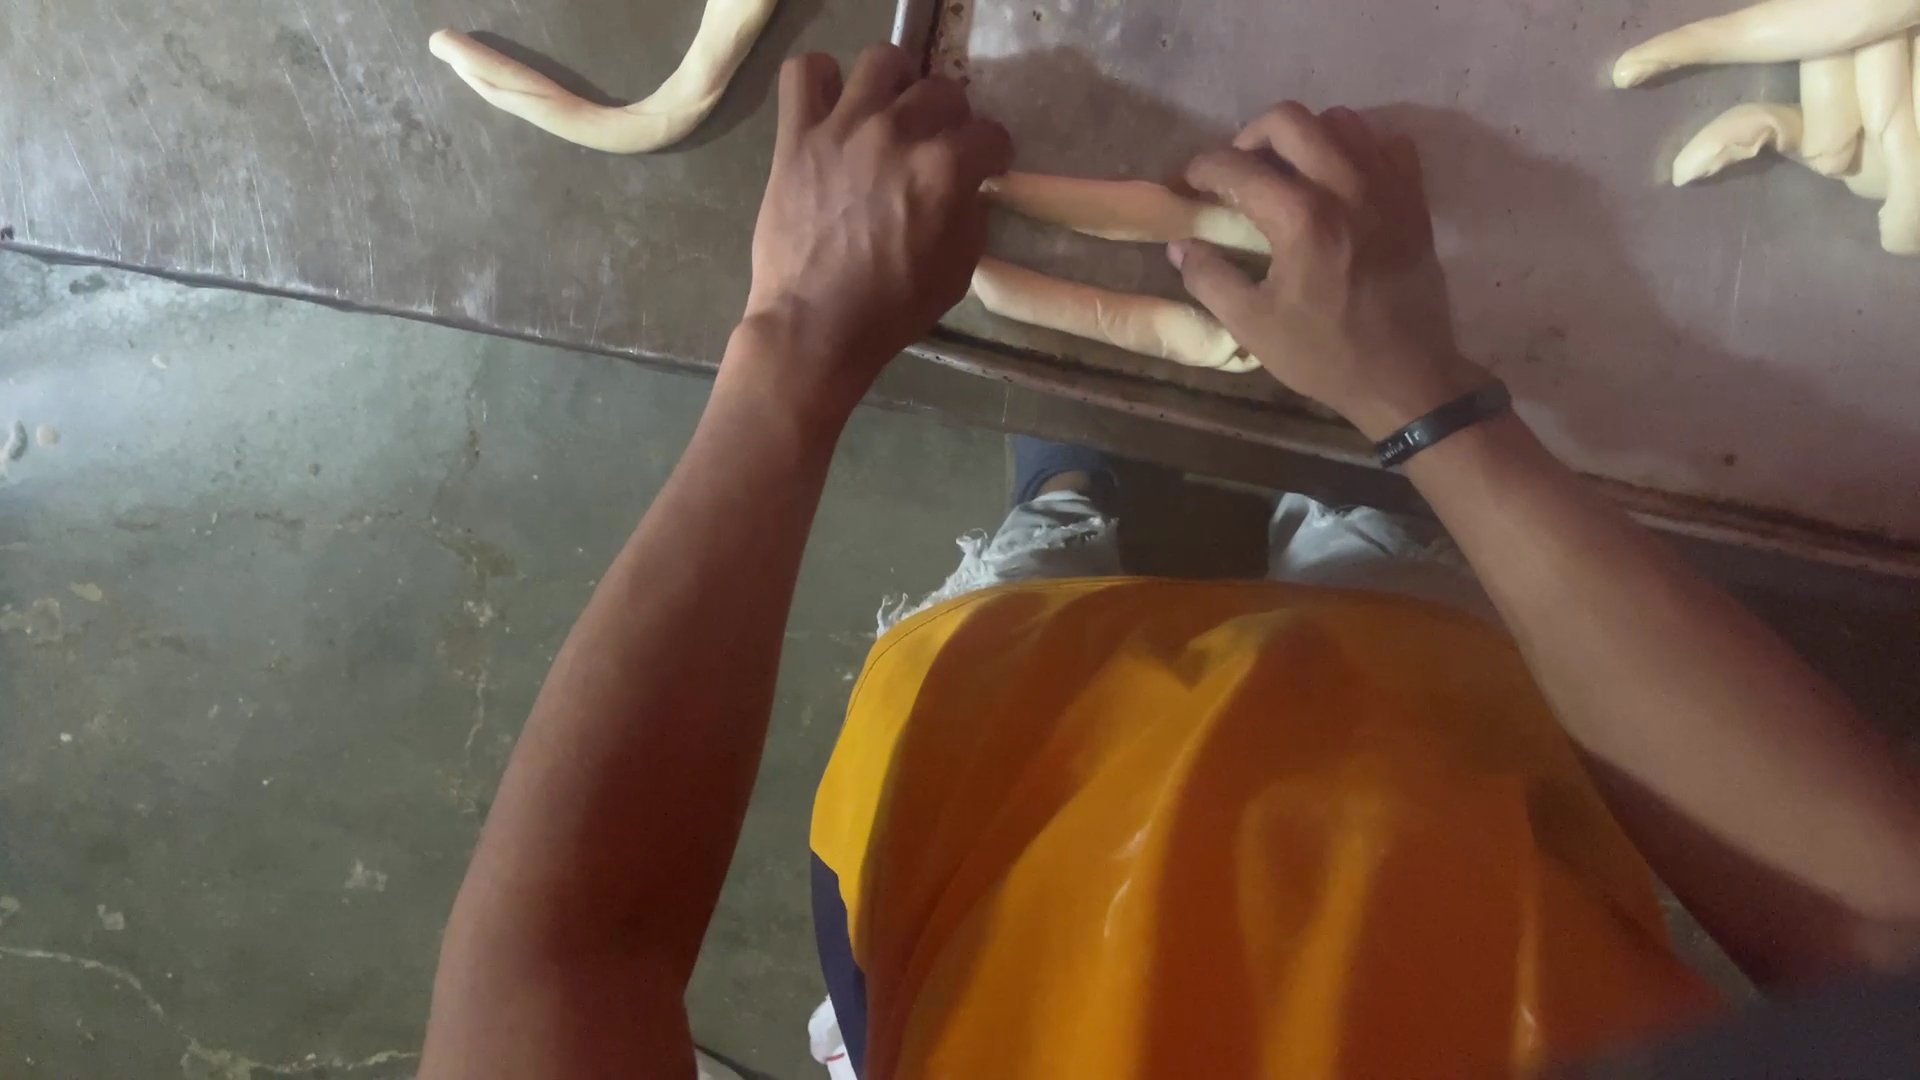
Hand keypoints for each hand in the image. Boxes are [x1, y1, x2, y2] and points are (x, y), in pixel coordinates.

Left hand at [735, 46, 1012, 418]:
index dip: (995, 154)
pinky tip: (832, 108)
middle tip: (942, 145)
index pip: (989, 135)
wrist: (816, 326)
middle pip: (942, 91)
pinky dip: (822, 81)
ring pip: (882, 62)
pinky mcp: (797, 136)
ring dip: (898, 83)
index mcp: (943, 170)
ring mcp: (842, 128)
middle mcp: (896, 133)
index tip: (989, 166)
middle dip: (954, 119)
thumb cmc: (892, 311)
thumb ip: (972, 221)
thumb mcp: (956, 275)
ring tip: (893, 112)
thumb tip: (969, 192)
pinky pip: (806, 73)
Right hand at [1169, 103, 1490, 440]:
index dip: (1202, 169)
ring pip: (1340, 120)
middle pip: (1290, 120)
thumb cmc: (1321, 354)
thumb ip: (1209, 279)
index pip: (1239, 168)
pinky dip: (1353, 148)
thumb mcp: (1251, 326)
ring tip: (1282, 174)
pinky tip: (1335, 181)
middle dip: (1248, 137)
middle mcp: (1346, 186)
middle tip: (1234, 173)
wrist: (1402, 373)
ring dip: (1301, 138)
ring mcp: (1387, 186)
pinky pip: (1383, 142)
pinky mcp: (1413, 196)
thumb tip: (1180, 246)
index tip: (1186, 183)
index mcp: (1301, 219)